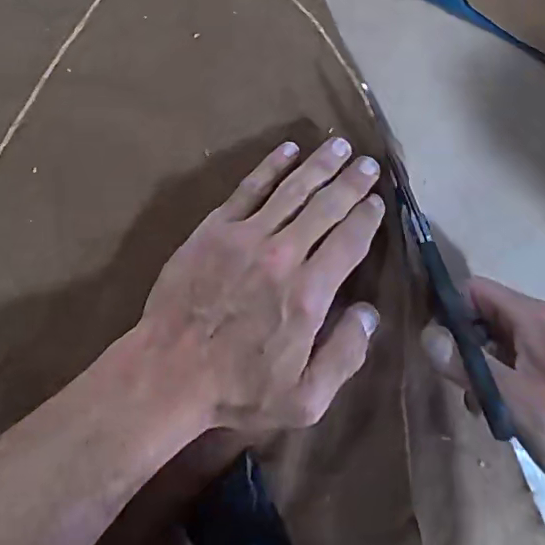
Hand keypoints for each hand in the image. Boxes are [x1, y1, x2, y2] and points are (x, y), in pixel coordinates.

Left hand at [137, 136, 386, 434]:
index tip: (377, 201)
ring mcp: (247, 235)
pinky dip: (271, 165)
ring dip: (320, 164)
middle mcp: (283, 255)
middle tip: (369, 163)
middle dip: (352, 182)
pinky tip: (289, 149)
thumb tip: (370, 314)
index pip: (349, 241)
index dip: (367, 217)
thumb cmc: (238, 388)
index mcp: (309, 293)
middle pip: (327, 206)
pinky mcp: (216, 227)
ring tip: (340, 145)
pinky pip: (250, 188)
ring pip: (293, 189)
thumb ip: (345, 356)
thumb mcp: (305, 399)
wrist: (167, 372)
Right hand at [423, 279, 544, 544]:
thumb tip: (427, 334)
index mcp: (540, 317)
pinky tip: (509, 418)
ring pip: (505, 341)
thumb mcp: (518, 405)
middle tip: (461, 391)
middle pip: (489, 315)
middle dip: (467, 347)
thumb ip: (471, 368)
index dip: (449, 311)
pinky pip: (524, 361)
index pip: (477, 290)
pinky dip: (508, 381)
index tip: (433, 347)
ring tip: (486, 413)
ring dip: (486, 370)